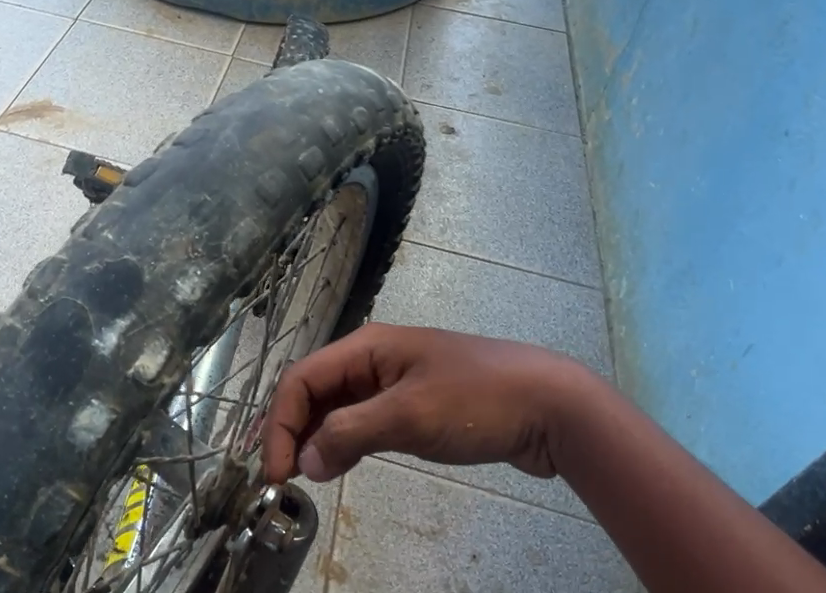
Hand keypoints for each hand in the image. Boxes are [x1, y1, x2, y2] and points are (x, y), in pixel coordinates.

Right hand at [260, 323, 589, 483]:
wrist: (549, 403)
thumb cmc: (477, 400)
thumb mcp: (411, 415)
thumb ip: (352, 434)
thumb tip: (304, 460)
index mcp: (367, 346)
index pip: (303, 377)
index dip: (281, 423)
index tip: (276, 473)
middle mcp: (373, 358)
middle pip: (315, 389)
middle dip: (291, 428)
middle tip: (279, 478)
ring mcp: (394, 381)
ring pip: (337, 406)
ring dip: (315, 436)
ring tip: (300, 476)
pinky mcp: (413, 405)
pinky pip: (363, 420)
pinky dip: (343, 441)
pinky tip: (337, 464)